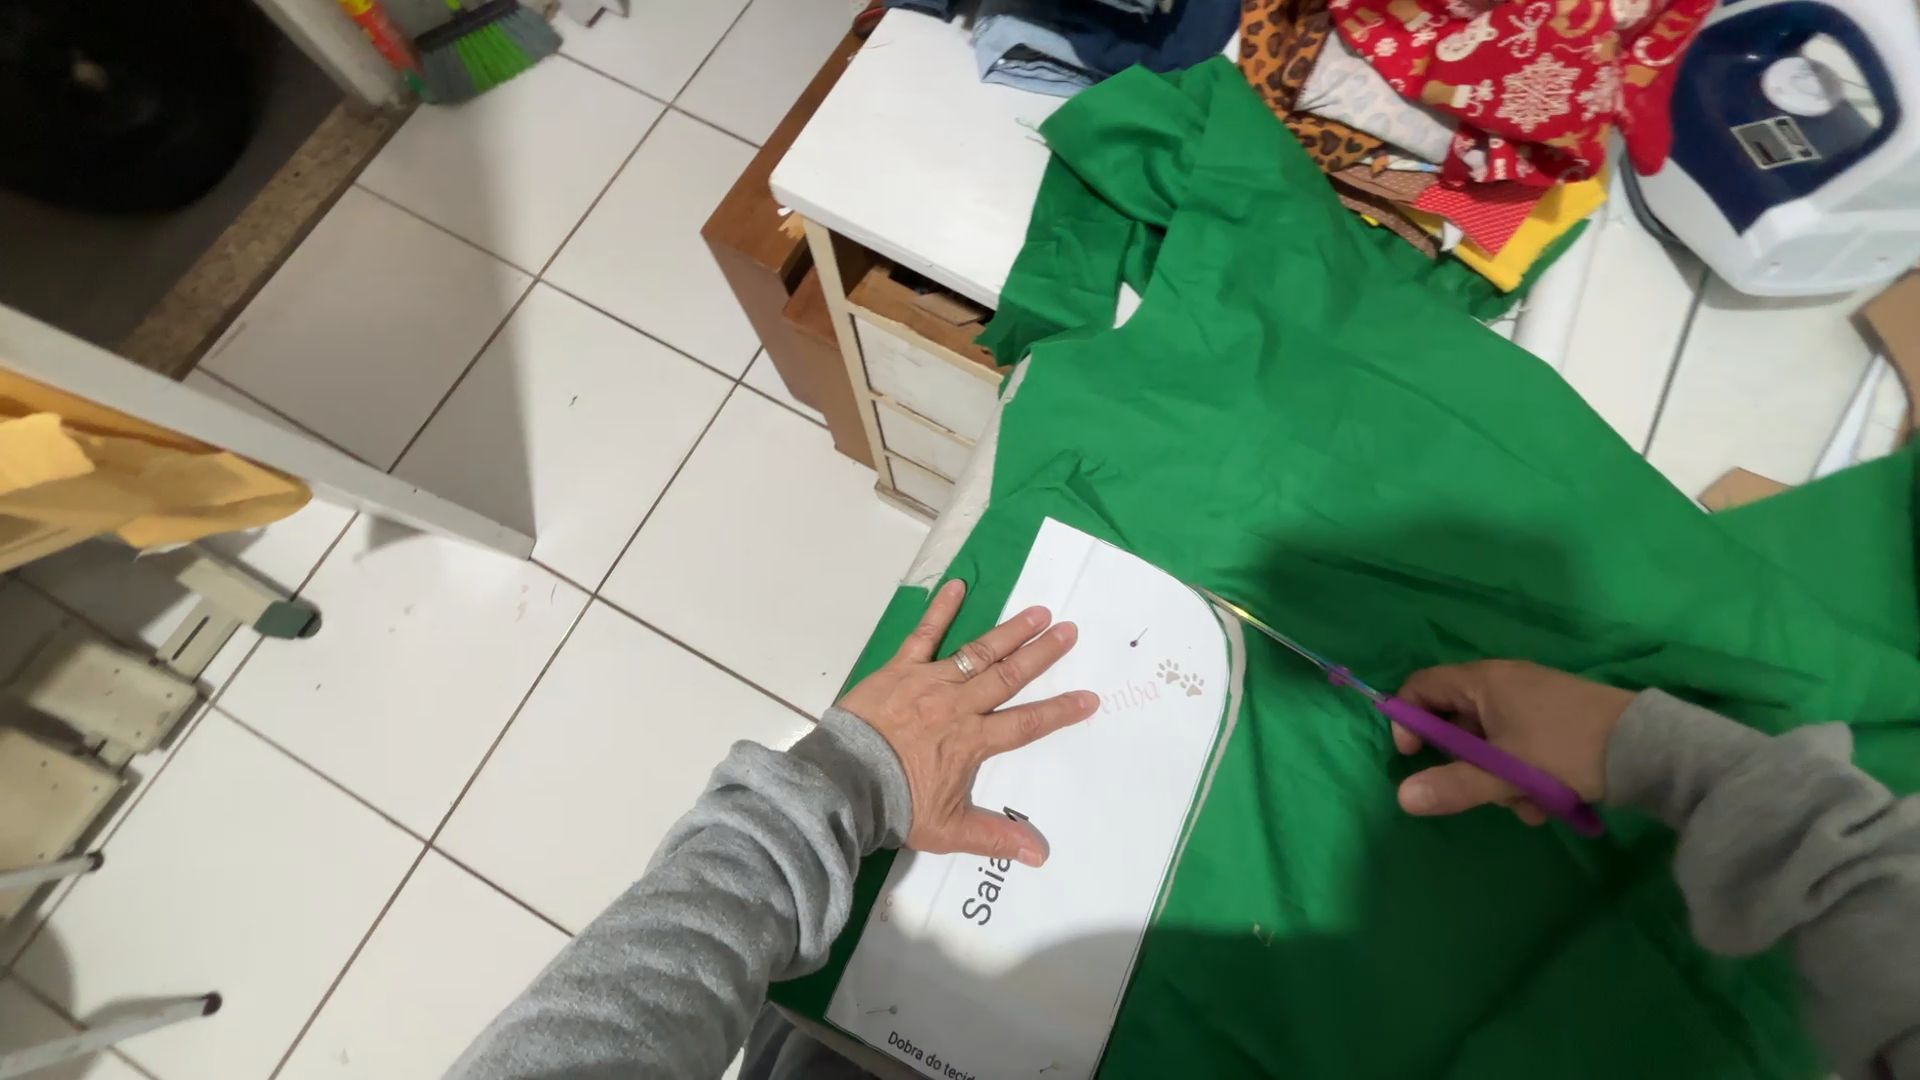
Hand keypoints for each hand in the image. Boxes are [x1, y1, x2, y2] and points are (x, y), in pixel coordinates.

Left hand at [837, 579, 1097, 866]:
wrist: (843, 784)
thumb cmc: (897, 805)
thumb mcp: (949, 829)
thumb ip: (995, 837)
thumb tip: (1040, 856)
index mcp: (973, 741)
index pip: (1026, 724)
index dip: (1059, 711)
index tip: (1088, 697)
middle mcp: (959, 705)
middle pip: (1009, 676)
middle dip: (1042, 654)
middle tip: (1069, 630)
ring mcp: (930, 682)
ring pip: (978, 653)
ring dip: (1009, 632)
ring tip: (1037, 611)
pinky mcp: (901, 669)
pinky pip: (924, 636)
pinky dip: (941, 610)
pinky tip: (957, 585)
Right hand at [1390, 660, 1633, 825]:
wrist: (1658, 750)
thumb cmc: (1567, 749)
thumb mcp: (1505, 772)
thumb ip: (1453, 785)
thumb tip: (1403, 798)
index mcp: (1482, 681)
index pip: (1419, 686)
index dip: (1407, 719)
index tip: (1415, 755)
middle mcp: (1503, 680)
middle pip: (1456, 717)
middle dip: (1463, 760)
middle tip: (1477, 788)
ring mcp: (1534, 697)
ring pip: (1491, 735)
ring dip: (1496, 774)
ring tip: (1522, 805)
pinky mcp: (1561, 716)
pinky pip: (1520, 739)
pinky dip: (1522, 769)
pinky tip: (1544, 801)